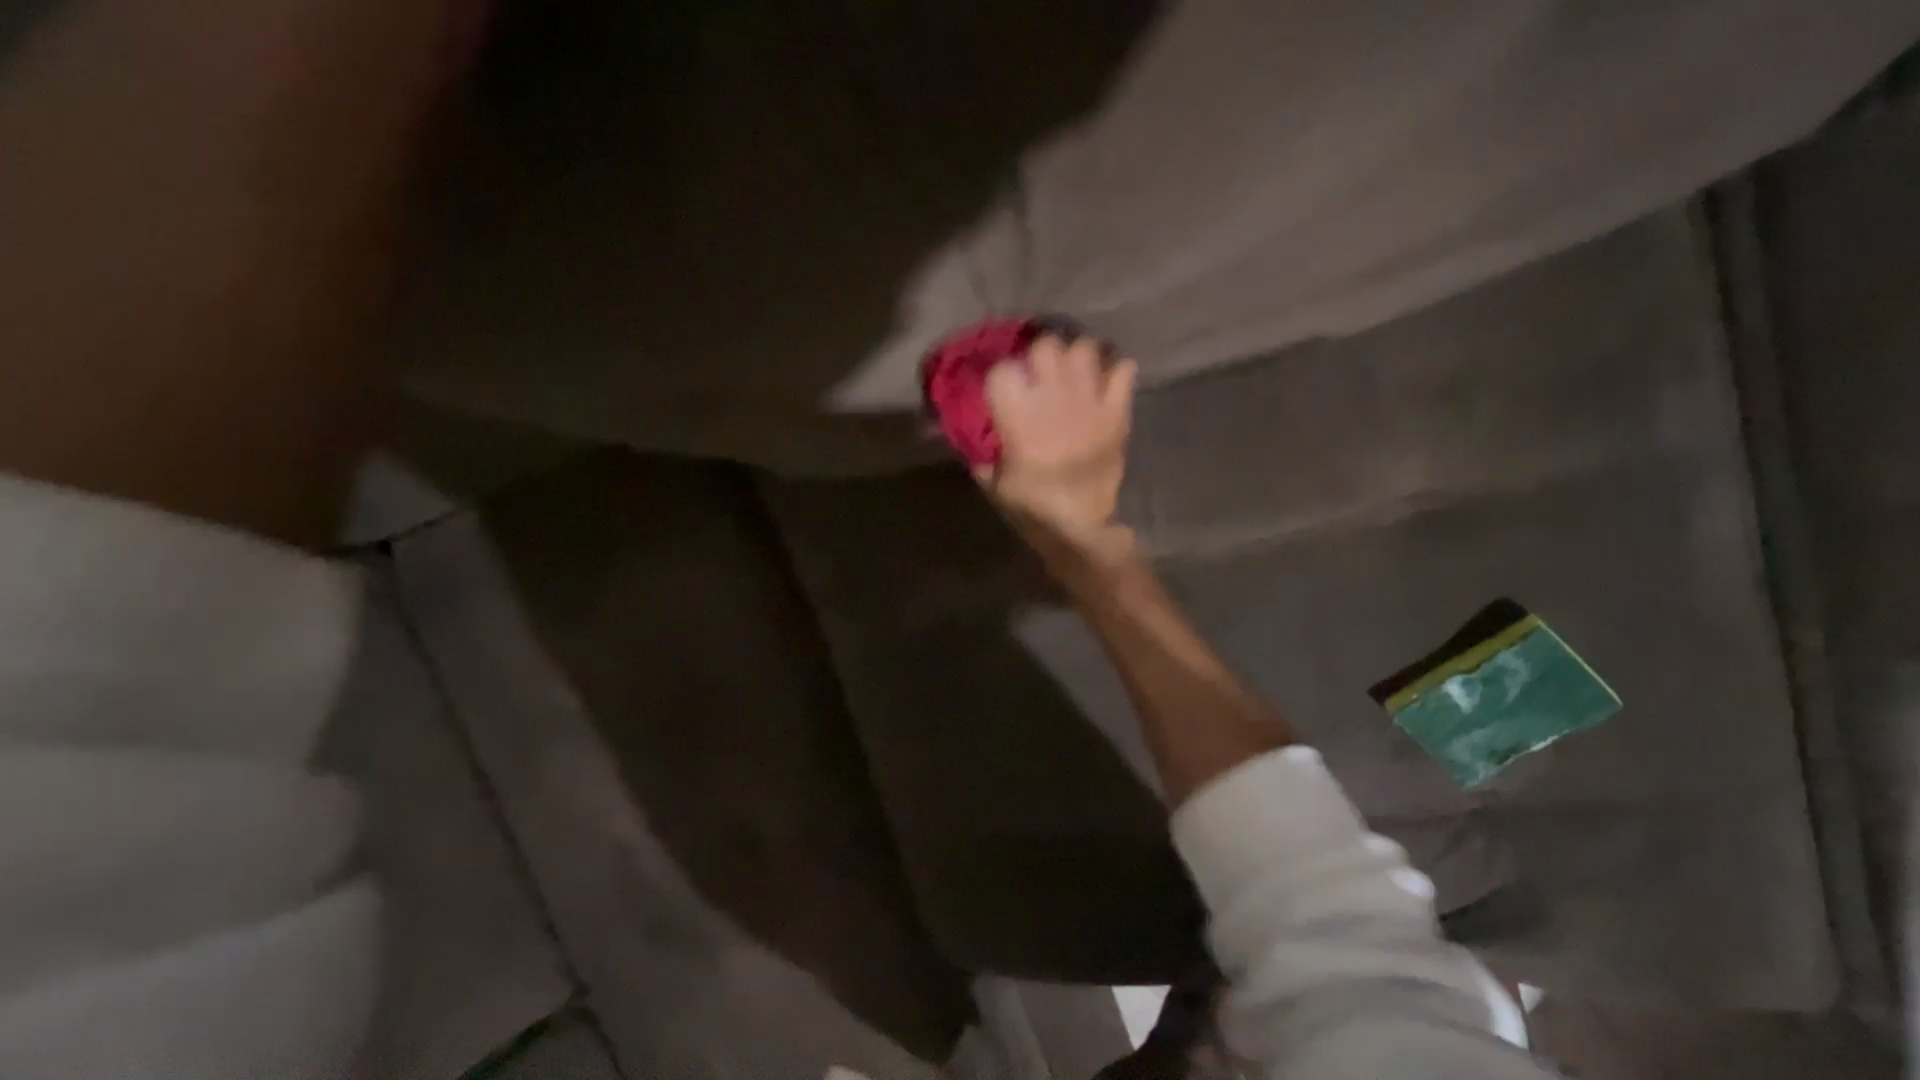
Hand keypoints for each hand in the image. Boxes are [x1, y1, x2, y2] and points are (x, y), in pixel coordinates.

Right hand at [974, 334, 1137, 547]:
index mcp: (1018, 415)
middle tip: (1041, 369)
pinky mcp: (1117, 411)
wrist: (1079, 528)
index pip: (1004, 368)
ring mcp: (1089, 401)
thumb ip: (984, 449)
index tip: (1004, 384)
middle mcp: (1053, 398)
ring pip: (1086, 348)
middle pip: (1047, 345)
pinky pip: (1123, 368)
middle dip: (1042, 353)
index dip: (1002, 372)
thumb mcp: (994, 480)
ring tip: (1074, 370)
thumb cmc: (1031, 507)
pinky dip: (1115, 370)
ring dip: (1078, 356)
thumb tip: (977, 428)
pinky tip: (1105, 382)